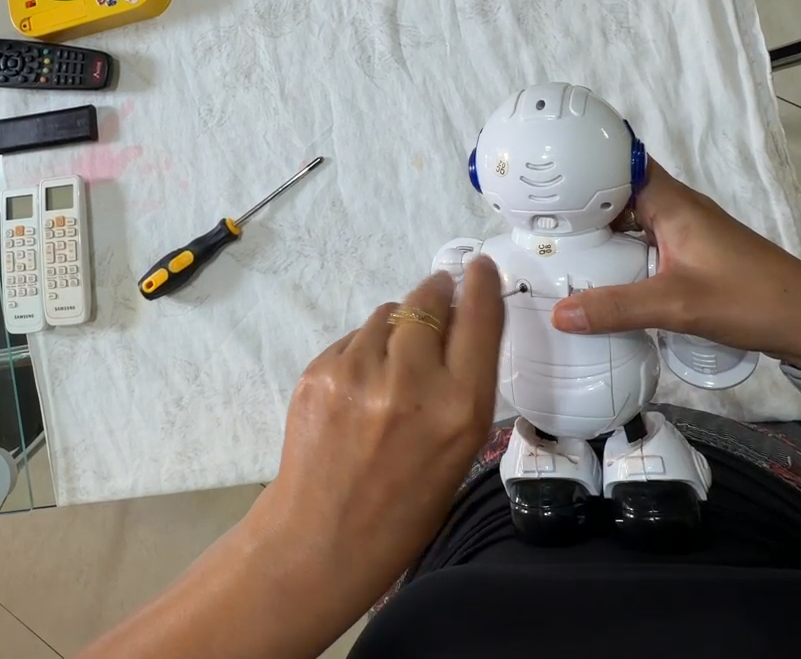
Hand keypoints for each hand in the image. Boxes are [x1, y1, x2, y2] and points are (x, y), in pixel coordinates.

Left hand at [250, 258, 505, 600]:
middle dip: (435, 294)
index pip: (480, 321)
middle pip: (428, 301)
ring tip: (391, 366)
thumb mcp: (458, 448)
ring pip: (387, 314)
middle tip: (437, 296)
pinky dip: (363, 349)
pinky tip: (360, 386)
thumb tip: (457, 321)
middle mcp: (410, 381)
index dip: (481, 285)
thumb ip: (462, 383)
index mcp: (458, 408)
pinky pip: (353, 337)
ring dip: (397, 326)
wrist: (322, 536)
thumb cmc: (405, 504)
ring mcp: (358, 372)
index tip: (478, 265)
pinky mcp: (319, 371)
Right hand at [549, 163, 800, 372]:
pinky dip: (615, 246)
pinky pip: (639, 239)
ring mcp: (683, 231)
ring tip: (553, 236)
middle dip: (578, 196)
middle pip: (617, 189)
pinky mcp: (688, 253)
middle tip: (534, 209)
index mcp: (673, 203)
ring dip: (596, 224)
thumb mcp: (678, 306)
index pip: (620, 162)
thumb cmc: (752, 300)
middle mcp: (675, 208)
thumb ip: (617, 308)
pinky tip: (594, 267)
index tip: (544, 170)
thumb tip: (559, 313)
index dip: (583, 159)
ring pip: (628, 216)